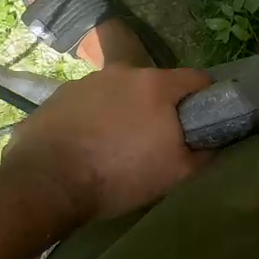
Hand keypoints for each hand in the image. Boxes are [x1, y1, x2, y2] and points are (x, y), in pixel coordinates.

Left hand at [1, 66, 212, 224]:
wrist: (45, 185)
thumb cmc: (120, 175)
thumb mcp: (178, 173)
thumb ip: (204, 151)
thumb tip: (212, 141)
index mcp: (156, 84)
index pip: (197, 78)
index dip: (205, 98)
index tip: (201, 121)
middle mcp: (121, 73)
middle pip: (154, 85)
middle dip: (160, 106)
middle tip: (156, 139)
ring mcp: (84, 83)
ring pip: (118, 93)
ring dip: (123, 111)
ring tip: (115, 145)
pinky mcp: (54, 99)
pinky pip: (86, 106)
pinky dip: (92, 120)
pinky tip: (86, 147)